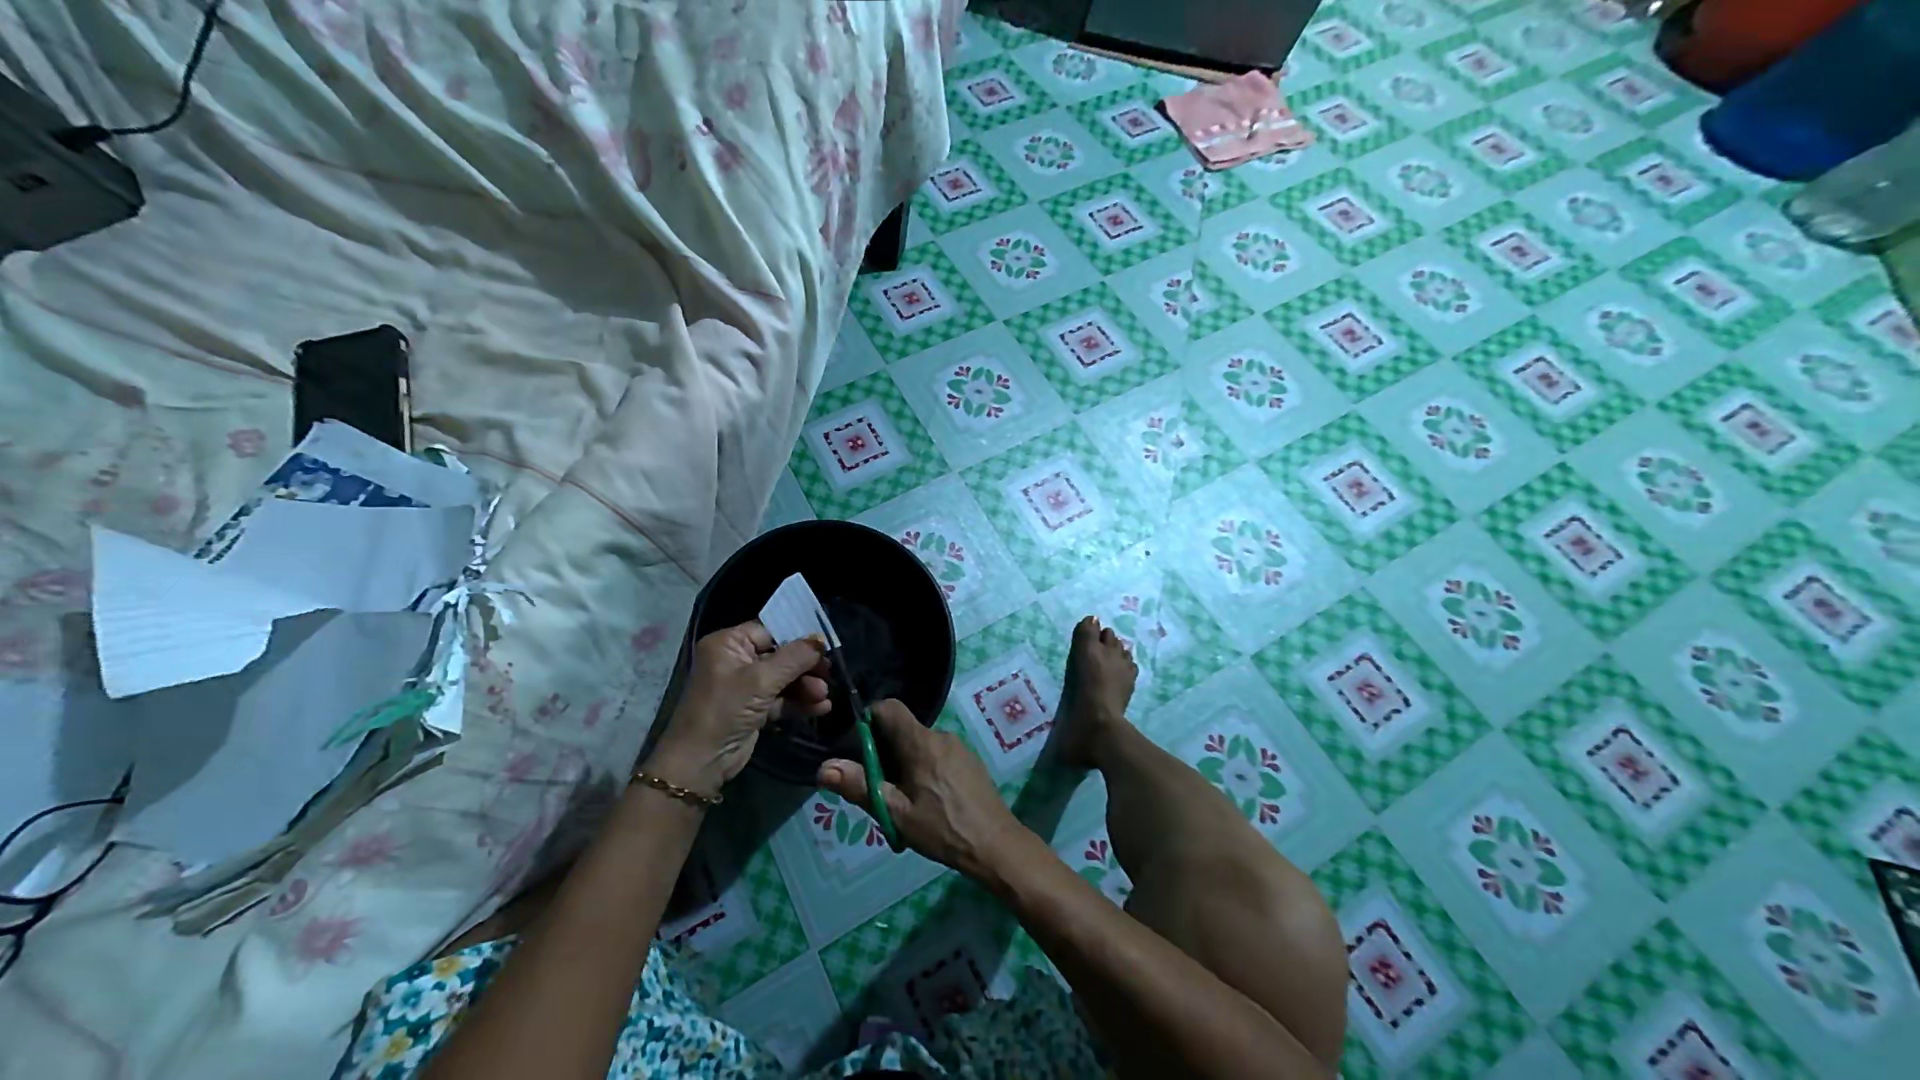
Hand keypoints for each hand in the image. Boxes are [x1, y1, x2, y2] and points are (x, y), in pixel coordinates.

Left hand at [646, 622, 828, 795]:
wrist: (701, 762)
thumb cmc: (725, 710)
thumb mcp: (762, 680)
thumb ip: (795, 657)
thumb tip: (821, 639)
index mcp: (729, 644)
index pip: (770, 630)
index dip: (799, 636)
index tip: (826, 644)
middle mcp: (735, 660)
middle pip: (780, 654)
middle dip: (805, 666)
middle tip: (829, 673)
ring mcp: (744, 686)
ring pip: (783, 678)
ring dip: (805, 686)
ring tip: (824, 695)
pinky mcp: (752, 708)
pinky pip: (780, 698)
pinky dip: (799, 702)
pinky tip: (821, 707)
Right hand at [817, 699, 1030, 880]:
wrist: (995, 845)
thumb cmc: (942, 829)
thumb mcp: (895, 812)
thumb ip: (860, 786)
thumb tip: (824, 767)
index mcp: (921, 742)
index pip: (889, 708)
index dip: (869, 719)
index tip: (858, 747)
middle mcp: (941, 736)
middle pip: (903, 731)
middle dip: (885, 753)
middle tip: (879, 788)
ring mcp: (959, 747)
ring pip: (920, 745)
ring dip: (906, 765)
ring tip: (903, 802)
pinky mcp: (970, 761)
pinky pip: (938, 755)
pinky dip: (925, 770)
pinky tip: (929, 802)